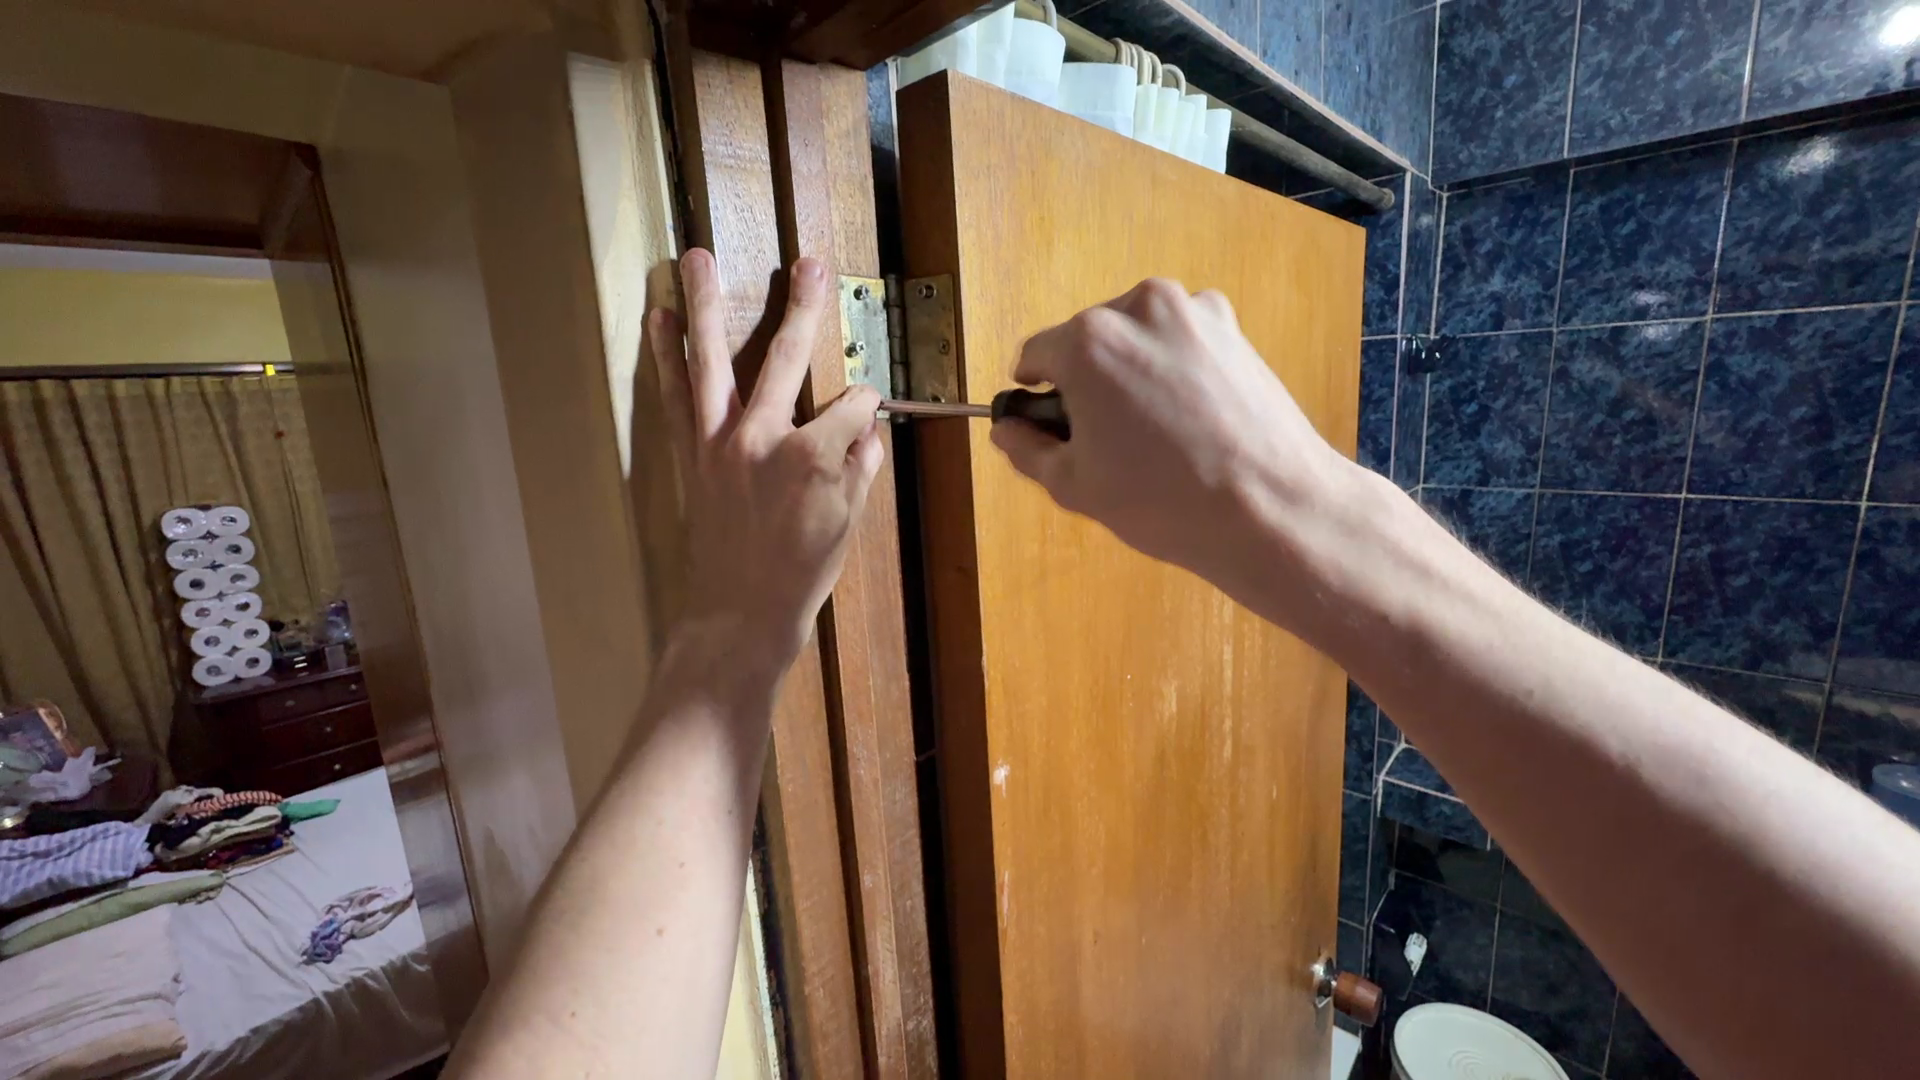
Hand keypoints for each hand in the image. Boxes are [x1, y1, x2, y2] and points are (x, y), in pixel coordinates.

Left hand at [649, 249, 883, 678]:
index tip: (868, 418)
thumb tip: (867, 431)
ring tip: (694, 257)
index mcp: (815, 455)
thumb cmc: (802, 574)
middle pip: (788, 357)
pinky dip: (665, 356)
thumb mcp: (849, 523)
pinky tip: (660, 318)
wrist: (740, 614)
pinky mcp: (692, 453)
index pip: (854, 406)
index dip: (867, 407)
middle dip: (804, 307)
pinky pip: (674, 396)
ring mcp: (720, 440)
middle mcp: (764, 435)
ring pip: (714, 360)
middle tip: (809, 263)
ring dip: (707, 305)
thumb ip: (861, 466)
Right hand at [989, 278, 1356, 594]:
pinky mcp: (1233, 327)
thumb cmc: (1161, 500)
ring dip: (1129, 369)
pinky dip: (1171, 366)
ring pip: (1135, 336)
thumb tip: (1006, 430)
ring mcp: (1193, 310)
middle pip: (1087, 340)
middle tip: (1105, 437)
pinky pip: (1179, 339)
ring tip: (1153, 430)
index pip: (1036, 354)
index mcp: (1088, 341)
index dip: (1034, 391)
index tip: (1047, 421)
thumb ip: (1026, 448)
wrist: (1270, 507)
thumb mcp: (1074, 484)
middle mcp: (1138, 307)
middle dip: (1086, 380)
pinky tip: (1189, 415)